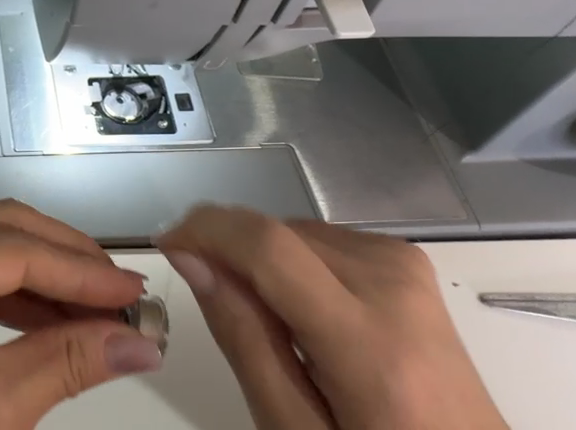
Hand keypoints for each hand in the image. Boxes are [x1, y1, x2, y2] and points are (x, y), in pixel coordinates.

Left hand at [0, 200, 164, 429]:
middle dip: (69, 260)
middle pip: (7, 229)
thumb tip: (139, 342)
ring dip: (48, 275)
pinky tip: (59, 318)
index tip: (136, 292)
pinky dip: (20, 292)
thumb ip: (68, 362)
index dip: (83, 269)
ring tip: (102, 310)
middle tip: (124, 296)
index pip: (19, 248)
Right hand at [158, 206, 505, 429]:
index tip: (167, 245)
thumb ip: (243, 339)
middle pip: (276, 235)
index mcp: (370, 345)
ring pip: (293, 232)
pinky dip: (294, 263)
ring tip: (273, 324)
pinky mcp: (408, 261)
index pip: (268, 246)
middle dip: (231, 255)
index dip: (205, 231)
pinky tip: (304, 310)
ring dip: (262, 261)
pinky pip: (321, 238)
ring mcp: (406, 268)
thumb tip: (192, 256)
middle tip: (221, 311)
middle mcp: (393, 287)